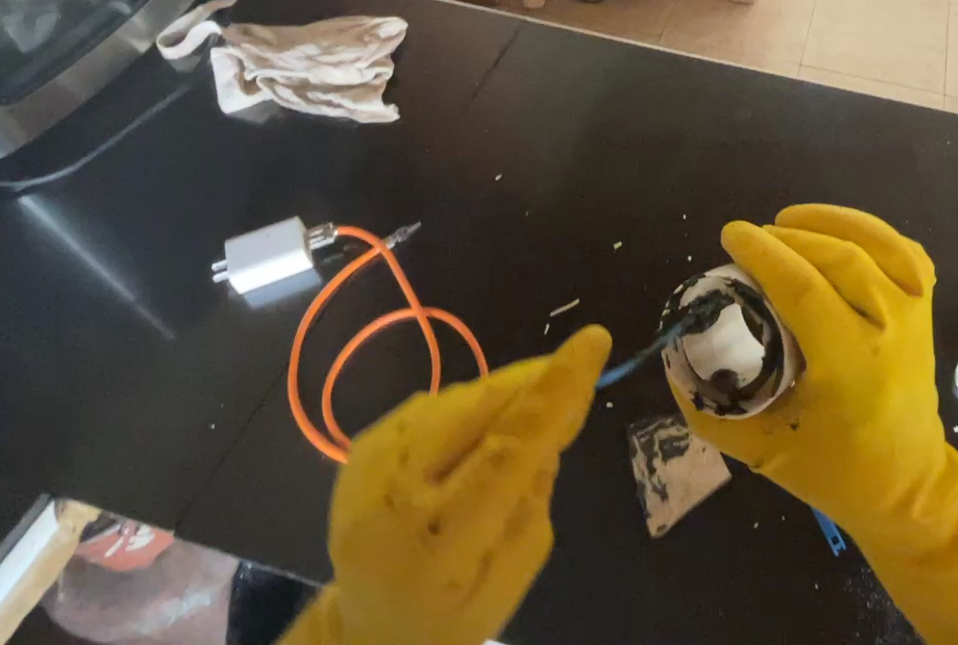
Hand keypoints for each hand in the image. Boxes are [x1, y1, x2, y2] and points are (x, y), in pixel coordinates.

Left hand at [303, 326, 610, 644]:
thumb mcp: (517, 570)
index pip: (508, 449)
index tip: (593, 341)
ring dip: (503, 397)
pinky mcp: (364, 441)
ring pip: (462, 396)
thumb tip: (551, 419)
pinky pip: (440, 403)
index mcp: (441, 541)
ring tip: (519, 428)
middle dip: (535, 380)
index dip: (554, 392)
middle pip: (482, 406)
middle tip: (575, 375)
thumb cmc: (454, 608)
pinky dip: (473, 408)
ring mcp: (372, 459)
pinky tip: (478, 437)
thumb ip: (537, 493)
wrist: (366, 625)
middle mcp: (395, 490)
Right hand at [669, 205, 945, 540]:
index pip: (804, 288)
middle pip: (839, 258)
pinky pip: (906, 251)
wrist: (908, 484)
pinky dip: (872, 231)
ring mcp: (915, 315)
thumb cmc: (835, 469)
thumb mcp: (761, 450)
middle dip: (789, 238)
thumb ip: (710, 408)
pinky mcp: (926, 308)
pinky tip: (838, 231)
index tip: (731, 235)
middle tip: (752, 238)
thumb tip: (673, 358)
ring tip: (787, 221)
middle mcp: (891, 331)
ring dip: (828, 222)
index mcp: (850, 366)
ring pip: (875, 245)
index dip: (764, 254)